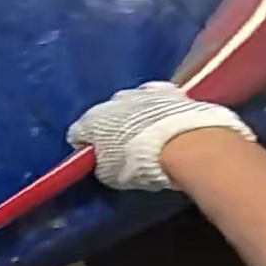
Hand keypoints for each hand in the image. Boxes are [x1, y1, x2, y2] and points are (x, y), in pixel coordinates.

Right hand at [67, 81, 254, 190]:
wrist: (188, 146)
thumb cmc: (138, 162)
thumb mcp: (109, 173)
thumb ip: (101, 164)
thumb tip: (104, 162)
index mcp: (89, 122)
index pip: (77, 134)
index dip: (86, 147)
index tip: (96, 158)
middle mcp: (111, 103)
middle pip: (105, 114)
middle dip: (110, 127)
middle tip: (123, 145)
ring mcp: (143, 94)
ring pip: (132, 103)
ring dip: (135, 115)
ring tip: (148, 132)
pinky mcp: (175, 92)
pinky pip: (161, 98)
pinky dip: (162, 108)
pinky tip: (168, 121)